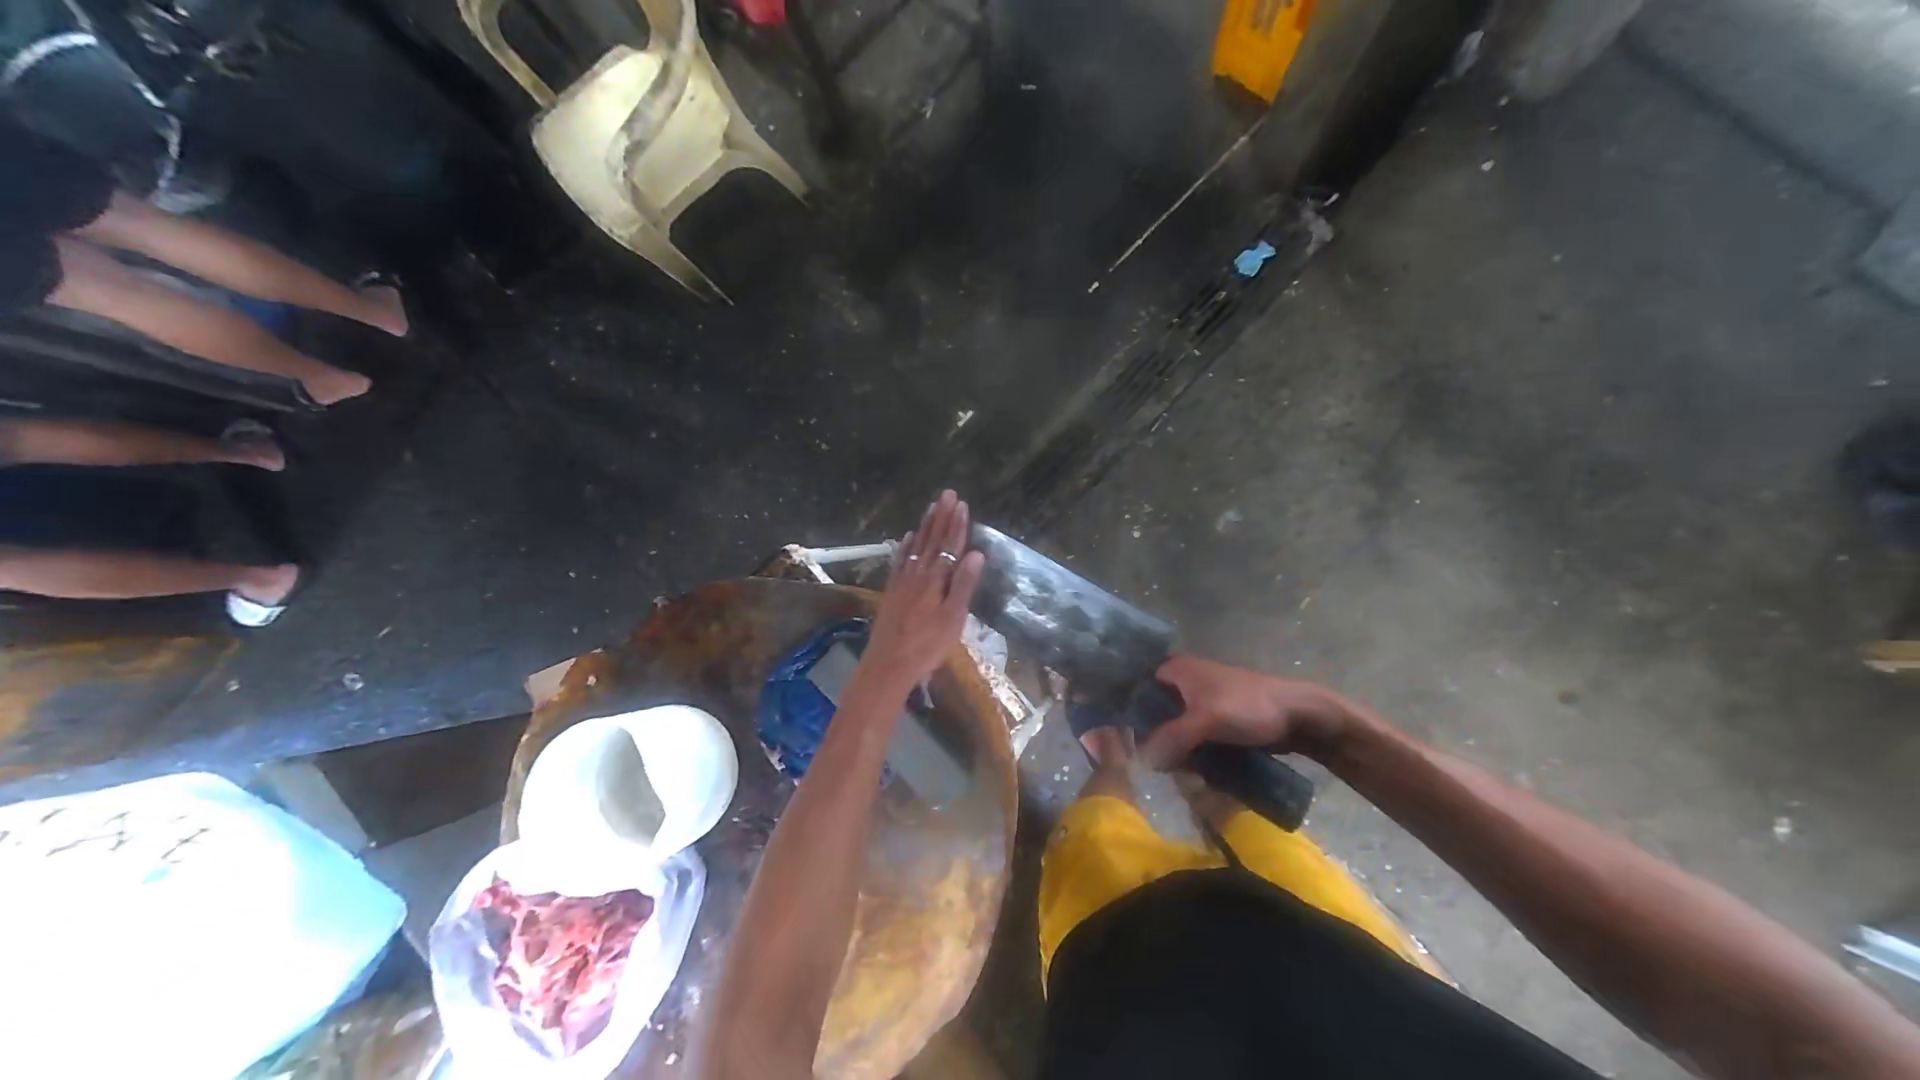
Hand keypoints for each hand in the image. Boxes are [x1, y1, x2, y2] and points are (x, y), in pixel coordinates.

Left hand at [858, 491, 985, 689]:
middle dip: (941, 517)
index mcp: (936, 580)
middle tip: (947, 494)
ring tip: (931, 507)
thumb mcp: (953, 619)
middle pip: (932, 540)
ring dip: (925, 526)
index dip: (957, 525)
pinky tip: (907, 536)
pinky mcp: (892, 591)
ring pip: (915, 546)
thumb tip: (976, 553)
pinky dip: (905, 546)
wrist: (888, 664)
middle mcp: (918, 574)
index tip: (962, 504)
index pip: (949, 546)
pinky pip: (900, 560)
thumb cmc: (927, 646)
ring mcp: (902, 581)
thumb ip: (964, 585)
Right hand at [1141, 655, 1368, 768]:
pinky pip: (1194, 738)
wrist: (1301, 715)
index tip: (1126, 742)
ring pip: (1175, 729)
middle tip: (1155, 764)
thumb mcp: (1205, 720)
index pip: (1137, 690)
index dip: (1130, 714)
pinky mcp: (1218, 721)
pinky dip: (1191, 753)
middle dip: (1154, 739)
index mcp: (1176, 669)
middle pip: (1155, 713)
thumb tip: (1142, 761)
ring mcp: (1202, 702)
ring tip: (1176, 772)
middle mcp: (1184, 682)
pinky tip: (1193, 772)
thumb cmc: (1249, 707)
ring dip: (1174, 750)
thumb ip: (1171, 738)